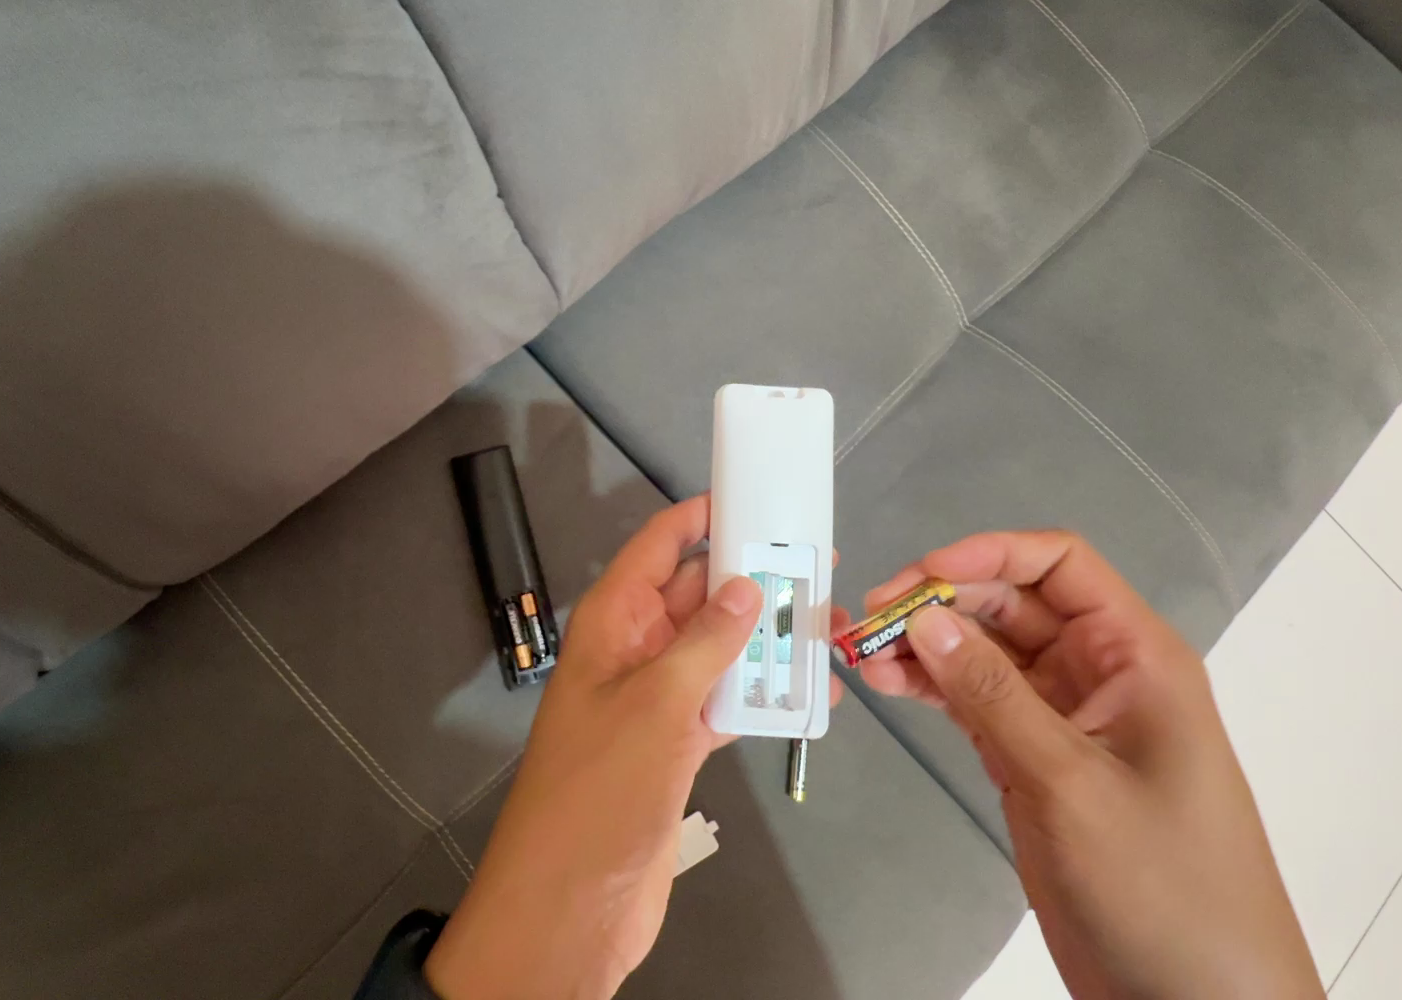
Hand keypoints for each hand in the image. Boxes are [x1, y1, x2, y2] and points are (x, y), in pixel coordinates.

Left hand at [426, 497, 844, 999]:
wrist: (573, 901)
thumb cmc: (601, 788)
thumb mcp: (655, 704)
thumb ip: (705, 643)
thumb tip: (747, 587)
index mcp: (613, 621)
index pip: (658, 547)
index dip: (700, 517)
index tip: (756, 501)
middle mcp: (634, 647)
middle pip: (696, 594)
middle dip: (752, 579)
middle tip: (820, 568)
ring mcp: (656, 696)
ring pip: (716, 647)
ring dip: (765, 639)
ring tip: (827, 626)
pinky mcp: (675, 741)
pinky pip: (724, 699)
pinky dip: (760, 694)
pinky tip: (809, 693)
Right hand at [860, 532, 1319, 999]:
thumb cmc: (1159, 884)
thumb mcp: (1070, 780)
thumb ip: (991, 693)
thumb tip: (922, 617)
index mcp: (1132, 655)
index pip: (1059, 564)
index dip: (988, 554)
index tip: (920, 577)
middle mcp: (1093, 671)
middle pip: (1007, 603)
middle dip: (938, 601)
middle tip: (870, 619)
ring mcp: (1056, 714)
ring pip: (979, 650)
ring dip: (922, 644)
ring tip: (860, 654)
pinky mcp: (1027, 753)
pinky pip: (969, 697)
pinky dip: (927, 685)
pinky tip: (885, 683)